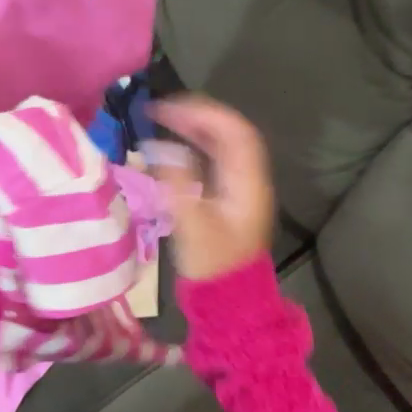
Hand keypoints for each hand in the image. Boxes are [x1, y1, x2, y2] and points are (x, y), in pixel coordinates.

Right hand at [150, 96, 275, 280]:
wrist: (231, 302)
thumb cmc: (213, 266)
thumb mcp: (192, 224)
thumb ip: (176, 182)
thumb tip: (161, 149)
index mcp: (248, 184)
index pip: (233, 131)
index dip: (202, 113)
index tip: (167, 109)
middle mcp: (250, 182)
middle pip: (230, 136)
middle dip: (197, 118)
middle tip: (161, 114)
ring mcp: (243, 193)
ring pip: (224, 149)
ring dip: (197, 133)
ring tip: (165, 126)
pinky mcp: (232, 204)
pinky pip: (218, 165)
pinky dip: (197, 152)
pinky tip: (175, 154)